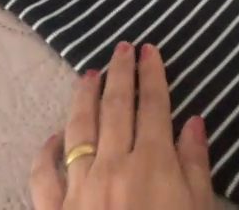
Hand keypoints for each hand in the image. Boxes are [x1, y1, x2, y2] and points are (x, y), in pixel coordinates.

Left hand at [30, 42, 214, 209]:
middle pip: (115, 107)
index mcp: (153, 163)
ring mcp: (80, 190)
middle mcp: (114, 166)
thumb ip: (195, 166)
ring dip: (84, 98)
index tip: (149, 50)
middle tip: (121, 48)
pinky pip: (44, 177)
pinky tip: (52, 137)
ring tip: (87, 75)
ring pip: (78, 129)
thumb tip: (193, 123)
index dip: (152, 74)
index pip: (153, 105)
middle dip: (120, 73)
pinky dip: (46, 152)